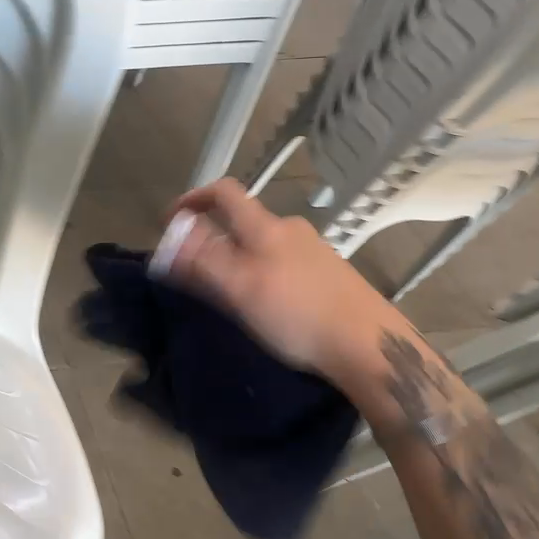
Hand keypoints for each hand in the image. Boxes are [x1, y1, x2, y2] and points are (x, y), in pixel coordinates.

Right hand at [162, 179, 409, 383]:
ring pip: (260, 243)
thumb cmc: (297, 315)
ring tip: (225, 293)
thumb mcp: (239, 289)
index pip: (224, 193)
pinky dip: (257, 271)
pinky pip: (278, 260)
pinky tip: (261, 302)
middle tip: (191, 271)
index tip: (169, 222)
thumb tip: (170, 239)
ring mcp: (312, 249)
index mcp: (266, 227)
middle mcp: (290, 229)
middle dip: (210, 238)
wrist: (369, 345)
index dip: (192, 200)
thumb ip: (202, 261)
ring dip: (234, 258)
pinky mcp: (326, 271)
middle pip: (240, 220)